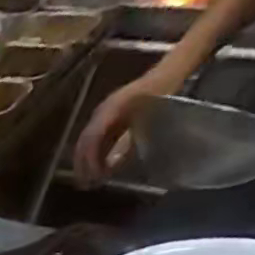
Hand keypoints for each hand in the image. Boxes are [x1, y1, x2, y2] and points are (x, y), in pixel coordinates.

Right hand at [72, 72, 179, 186]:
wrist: (171, 70)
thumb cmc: (163, 93)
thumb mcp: (148, 120)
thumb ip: (127, 143)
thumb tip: (109, 166)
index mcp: (110, 110)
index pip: (91, 139)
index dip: (90, 160)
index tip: (96, 177)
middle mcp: (101, 111)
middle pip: (84, 142)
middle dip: (83, 165)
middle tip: (86, 184)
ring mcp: (103, 113)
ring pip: (86, 142)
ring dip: (86, 161)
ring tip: (89, 179)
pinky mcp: (108, 117)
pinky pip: (95, 138)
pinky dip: (93, 154)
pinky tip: (98, 166)